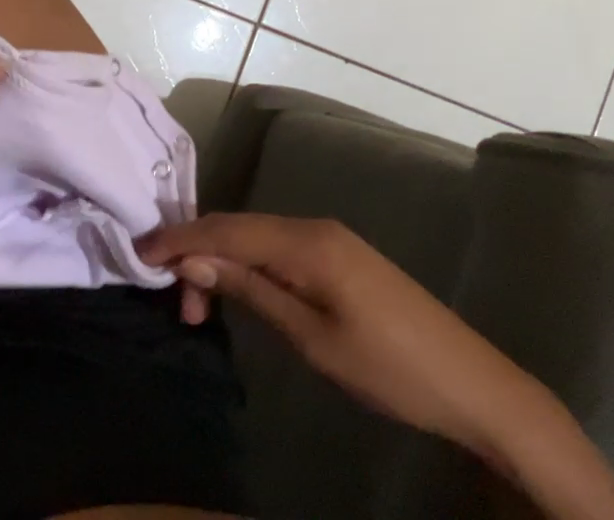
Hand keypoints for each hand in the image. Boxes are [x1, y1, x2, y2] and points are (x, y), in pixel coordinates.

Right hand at [138, 214, 549, 460]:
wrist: (475, 386)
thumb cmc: (389, 368)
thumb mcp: (311, 337)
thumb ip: (251, 290)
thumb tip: (192, 259)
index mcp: (306, 243)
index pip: (225, 230)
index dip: (178, 239)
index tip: (138, 254)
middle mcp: (314, 228)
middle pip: (236, 227)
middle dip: (194, 252)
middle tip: (173, 300)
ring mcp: (329, 239)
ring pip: (254, 236)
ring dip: (219, 260)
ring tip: (199, 304)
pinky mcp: (339, 256)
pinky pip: (276, 247)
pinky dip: (246, 263)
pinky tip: (236, 287)